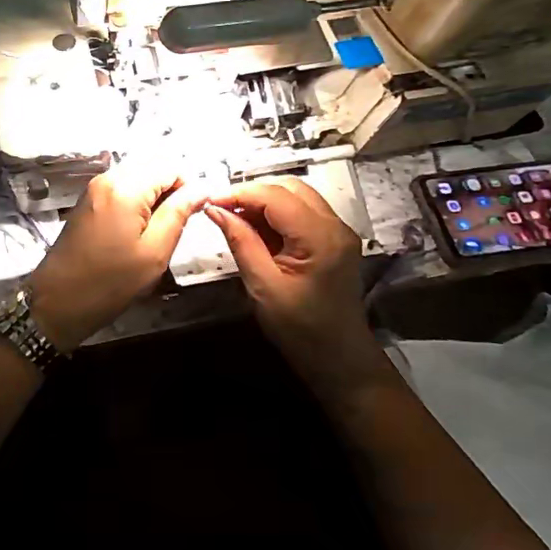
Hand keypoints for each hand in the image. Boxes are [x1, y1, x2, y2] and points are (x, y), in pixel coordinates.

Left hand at [26, 165, 205, 351]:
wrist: (58, 303)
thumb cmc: (110, 282)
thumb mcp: (154, 252)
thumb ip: (179, 213)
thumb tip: (202, 188)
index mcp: (126, 187)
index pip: (171, 167)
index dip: (188, 187)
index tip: (191, 216)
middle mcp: (109, 177)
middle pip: (154, 165)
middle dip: (171, 188)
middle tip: (175, 223)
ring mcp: (95, 187)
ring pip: (140, 174)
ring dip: (155, 194)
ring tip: (158, 229)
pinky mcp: (89, 199)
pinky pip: (124, 186)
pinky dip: (139, 200)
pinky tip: (139, 229)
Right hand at [203, 178, 379, 376]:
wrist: (339, 360)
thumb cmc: (301, 330)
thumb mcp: (263, 287)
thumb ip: (241, 242)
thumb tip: (216, 210)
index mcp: (321, 237)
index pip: (276, 196)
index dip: (241, 194)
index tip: (211, 202)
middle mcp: (335, 225)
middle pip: (290, 189)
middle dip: (253, 194)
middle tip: (222, 211)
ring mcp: (338, 231)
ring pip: (297, 197)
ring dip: (265, 203)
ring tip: (236, 220)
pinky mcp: (335, 240)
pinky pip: (304, 213)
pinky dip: (278, 215)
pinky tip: (257, 230)